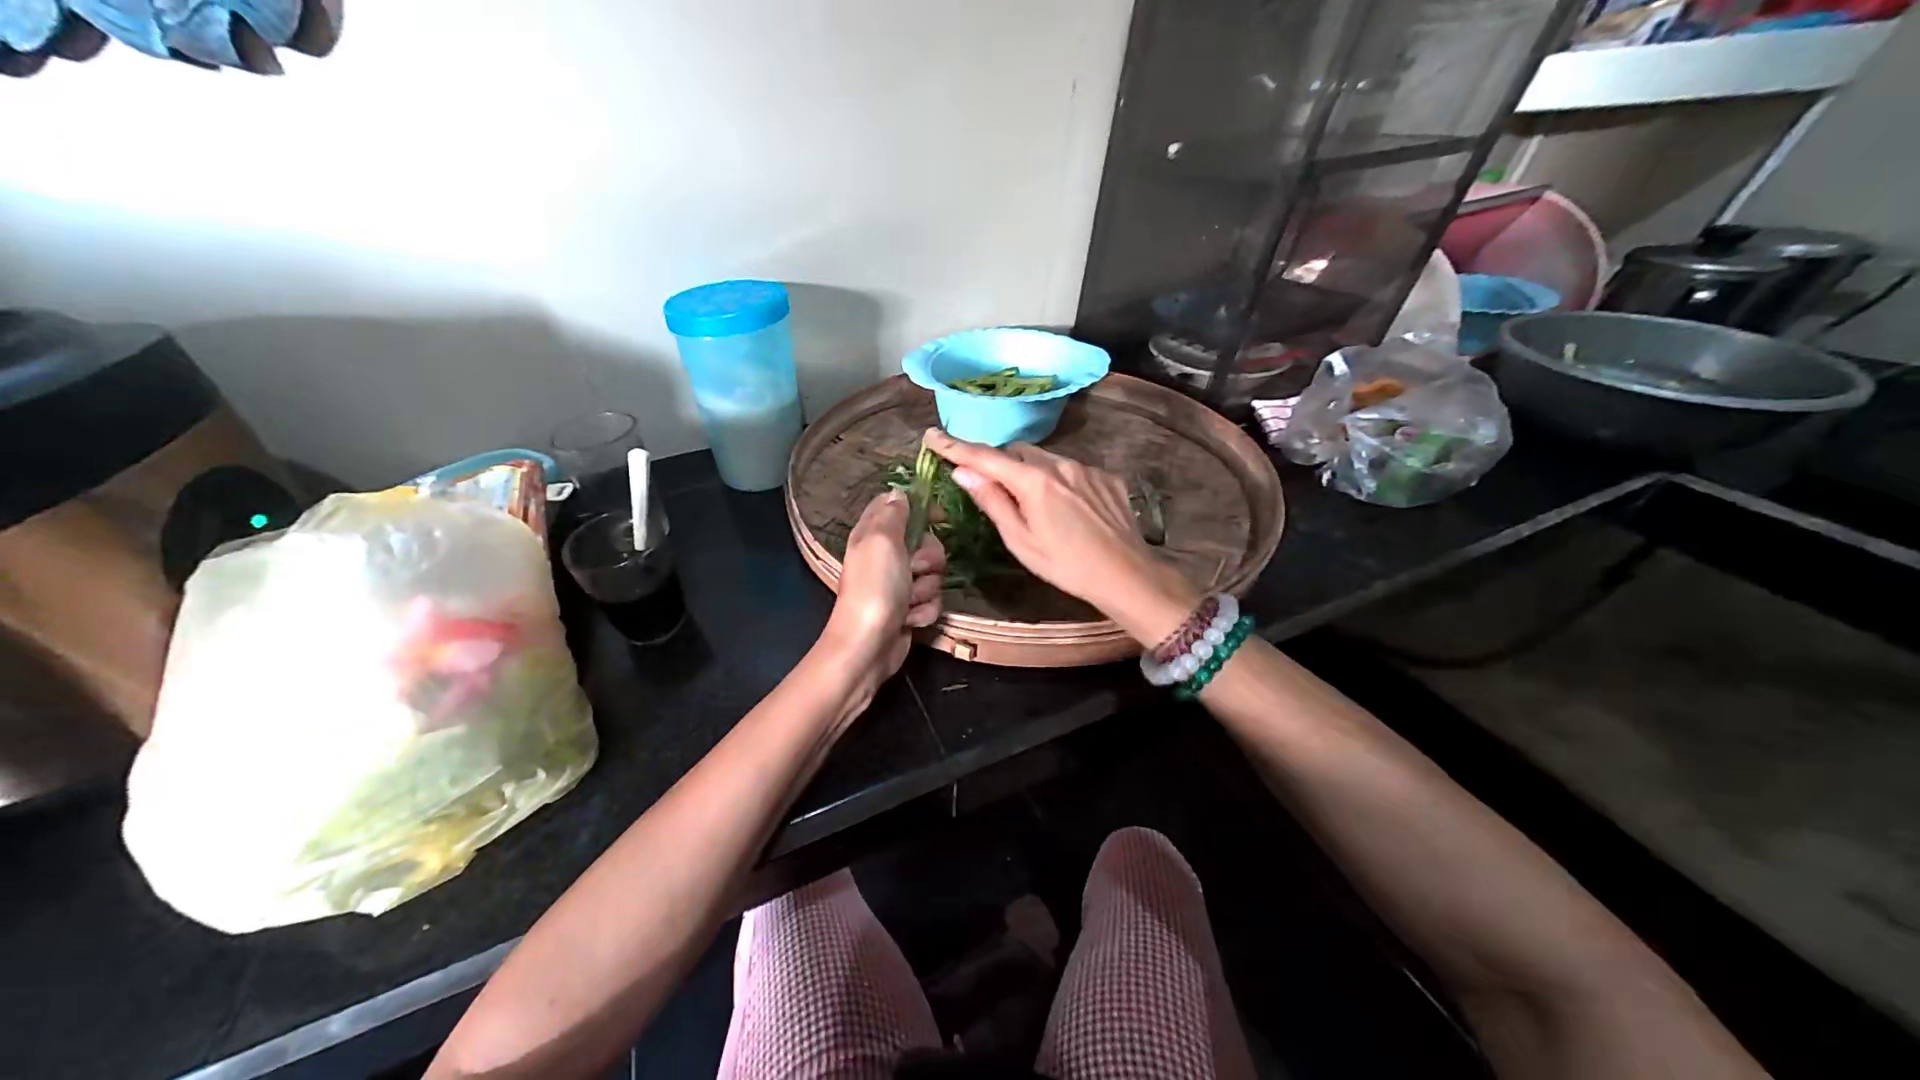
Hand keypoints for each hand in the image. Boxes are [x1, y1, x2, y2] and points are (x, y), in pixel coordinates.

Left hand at [819, 489, 945, 691]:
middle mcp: (886, 556)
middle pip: (926, 542)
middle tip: (914, 569)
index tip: (938, 518)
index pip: (898, 506)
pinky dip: (924, 611)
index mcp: (873, 534)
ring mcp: (899, 584)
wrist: (868, 645)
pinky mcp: (910, 609)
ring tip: (908, 601)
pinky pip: (933, 601)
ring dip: (926, 589)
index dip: (920, 509)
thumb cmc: (874, 588)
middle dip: (929, 558)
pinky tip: (909, 619)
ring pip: (934, 574)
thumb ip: (893, 514)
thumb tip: (899, 492)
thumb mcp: (881, 541)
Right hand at [922, 429, 1199, 645]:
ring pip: (1047, 459)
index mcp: (1034, 481)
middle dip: (1001, 464)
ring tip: (1037, 507)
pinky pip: (1073, 470)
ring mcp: (1087, 468)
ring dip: (1032, 473)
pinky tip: (1069, 511)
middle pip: (1018, 452)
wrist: (1126, 575)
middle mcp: (1060, 464)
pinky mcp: (1107, 477)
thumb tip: (963, 471)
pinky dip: (1060, 481)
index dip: (955, 446)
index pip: (986, 456)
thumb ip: (992, 501)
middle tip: (995, 490)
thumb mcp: (1020, 540)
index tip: (932, 436)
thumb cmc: (1065, 565)